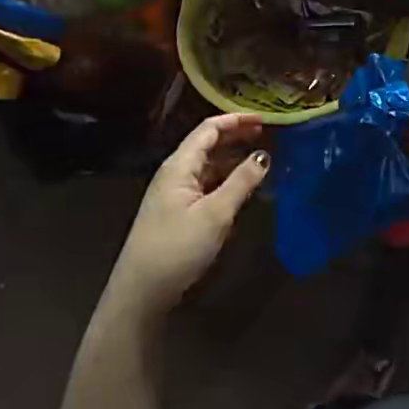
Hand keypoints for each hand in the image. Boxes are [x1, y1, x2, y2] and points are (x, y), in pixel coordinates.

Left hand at [109, 114, 268, 312]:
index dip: (236, 120)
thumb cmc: (177, 247)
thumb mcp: (215, 214)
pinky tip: (243, 188)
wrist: (142, 289)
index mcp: (179, 165)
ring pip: (208, 167)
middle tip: (267, 134)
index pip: (208, 129)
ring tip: (262, 159)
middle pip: (208, 144)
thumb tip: (264, 155)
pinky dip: (226, 181)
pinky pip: (206, 186)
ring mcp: (175, 193)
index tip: (263, 119)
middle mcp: (175, 172)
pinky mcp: (178, 212)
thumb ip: (241, 182)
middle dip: (236, 136)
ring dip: (233, 159)